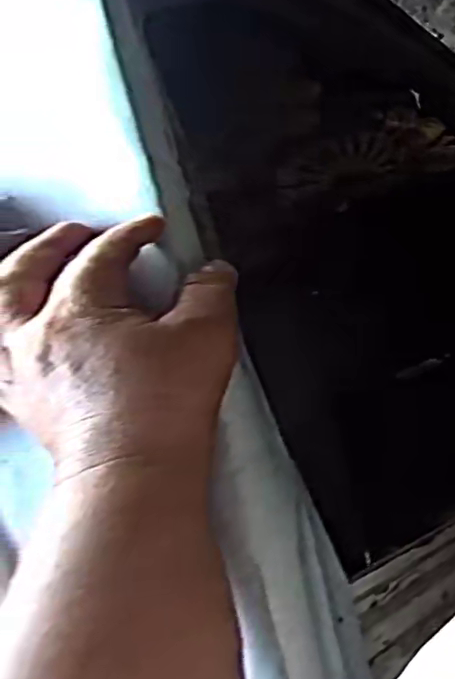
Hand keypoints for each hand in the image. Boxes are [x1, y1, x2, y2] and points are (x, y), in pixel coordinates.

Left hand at [0, 218, 238, 481]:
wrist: (133, 452)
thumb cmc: (165, 395)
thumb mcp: (209, 329)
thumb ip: (209, 291)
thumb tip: (210, 272)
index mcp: (75, 314)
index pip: (99, 259)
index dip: (128, 235)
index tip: (150, 226)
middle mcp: (26, 336)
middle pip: (18, 276)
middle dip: (49, 247)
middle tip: (74, 232)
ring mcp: (11, 367)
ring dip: (7, 281)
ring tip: (27, 268)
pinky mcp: (12, 393)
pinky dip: (0, 324)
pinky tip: (13, 326)